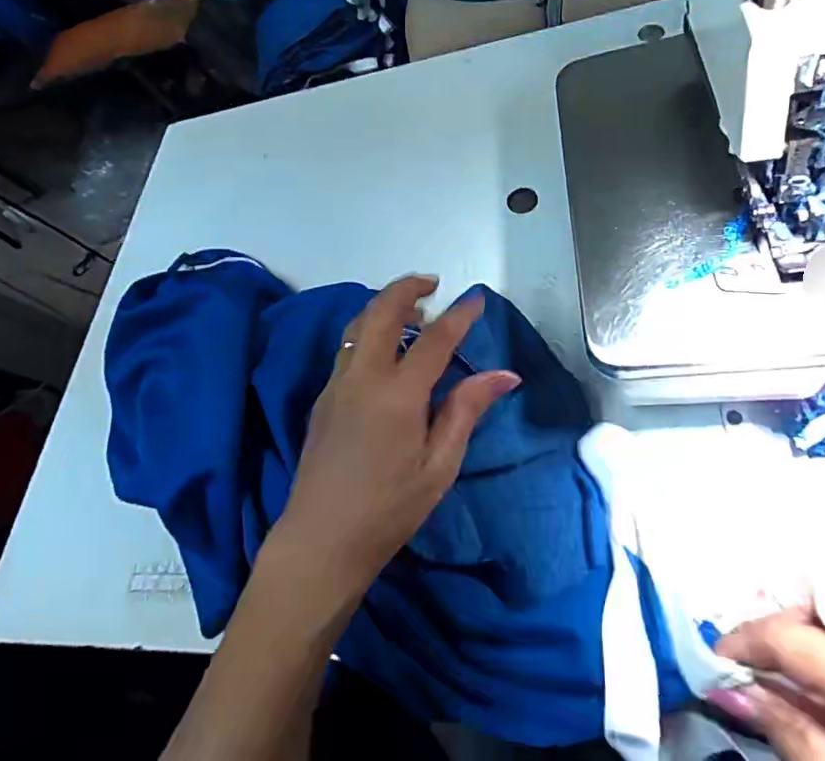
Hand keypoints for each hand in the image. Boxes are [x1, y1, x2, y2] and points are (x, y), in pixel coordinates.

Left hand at [268, 274, 520, 597]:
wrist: (321, 540)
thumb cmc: (389, 509)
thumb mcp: (439, 465)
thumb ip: (466, 410)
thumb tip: (504, 375)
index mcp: (397, 394)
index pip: (434, 339)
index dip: (459, 316)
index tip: (477, 298)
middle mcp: (362, 377)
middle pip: (381, 312)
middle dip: (407, 288)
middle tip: (433, 284)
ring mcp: (336, 384)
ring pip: (357, 325)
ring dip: (384, 306)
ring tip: (412, 310)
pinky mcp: (323, 398)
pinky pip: (347, 347)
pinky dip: (368, 330)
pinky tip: (384, 349)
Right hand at [706, 607, 824, 760]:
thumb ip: (793, 734)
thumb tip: (735, 689)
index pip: (795, 636)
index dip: (744, 642)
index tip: (711, 663)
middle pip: (819, 614)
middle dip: (772, 634)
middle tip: (740, 670)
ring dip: (799, 643)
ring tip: (773, 680)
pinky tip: (817, 692)